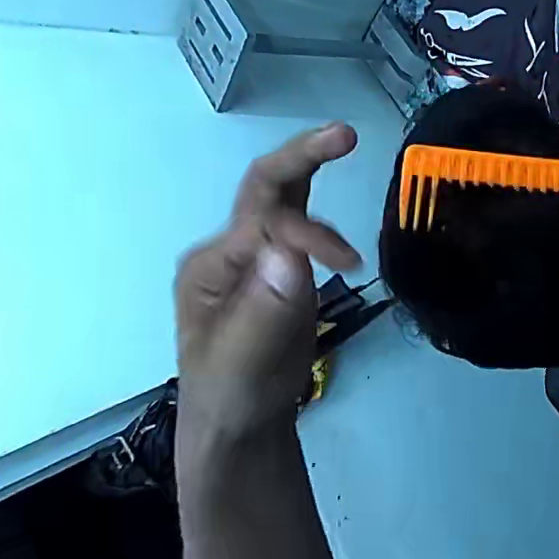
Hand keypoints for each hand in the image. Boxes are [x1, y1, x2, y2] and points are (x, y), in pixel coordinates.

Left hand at [173, 123, 362, 476]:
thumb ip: (265, 309)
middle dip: (302, 156)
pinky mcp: (282, 266)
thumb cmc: (233, 395)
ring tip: (345, 141)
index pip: (265, 223)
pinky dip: (322, 200)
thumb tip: (292, 254)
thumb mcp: (243, 361)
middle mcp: (230, 248)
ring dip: (312, 167)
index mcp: (211, 264)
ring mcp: (255, 254)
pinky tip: (338, 182)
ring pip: (283, 195)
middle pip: (265, 187)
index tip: (347, 263)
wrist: (240, 424)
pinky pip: (300, 219)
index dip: (308, 234)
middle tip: (345, 134)